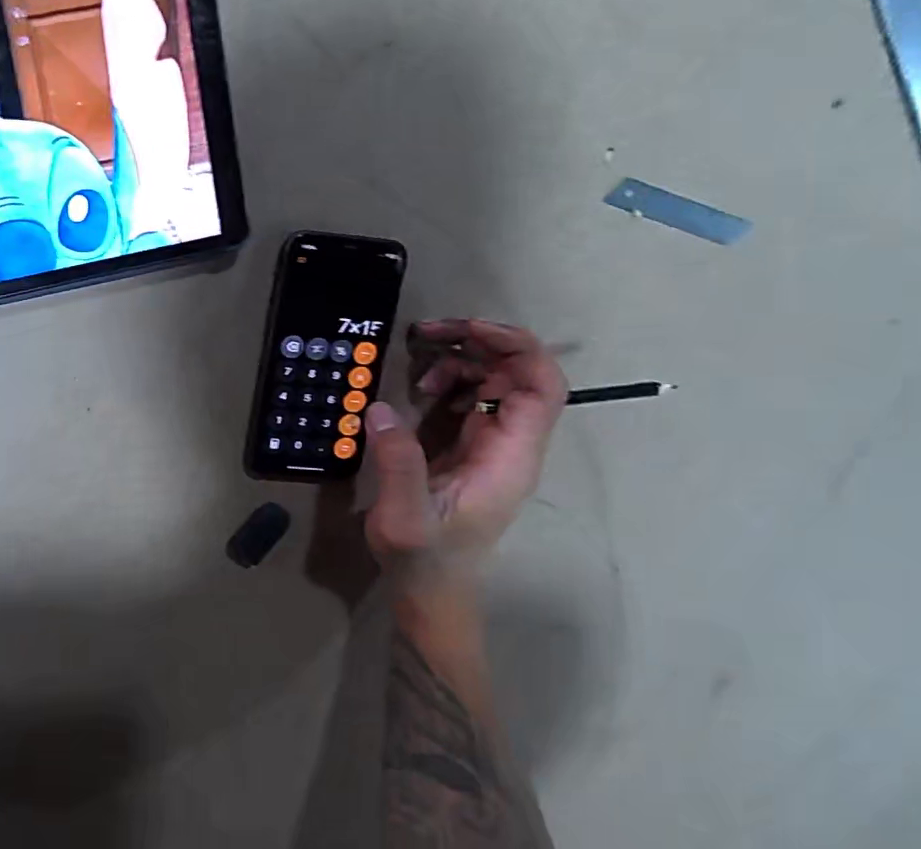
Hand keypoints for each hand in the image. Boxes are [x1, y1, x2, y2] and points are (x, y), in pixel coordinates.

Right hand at [363, 320, 567, 594]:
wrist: (432, 591)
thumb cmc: (424, 558)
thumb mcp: (404, 514)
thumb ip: (398, 461)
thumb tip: (379, 408)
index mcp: (510, 457)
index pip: (542, 387)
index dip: (514, 346)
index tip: (465, 329)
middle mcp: (512, 444)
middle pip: (520, 373)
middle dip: (478, 342)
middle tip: (425, 333)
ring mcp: (495, 444)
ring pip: (497, 380)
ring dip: (461, 360)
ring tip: (418, 369)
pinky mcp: (474, 447)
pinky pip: (475, 397)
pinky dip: (450, 380)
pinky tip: (420, 391)